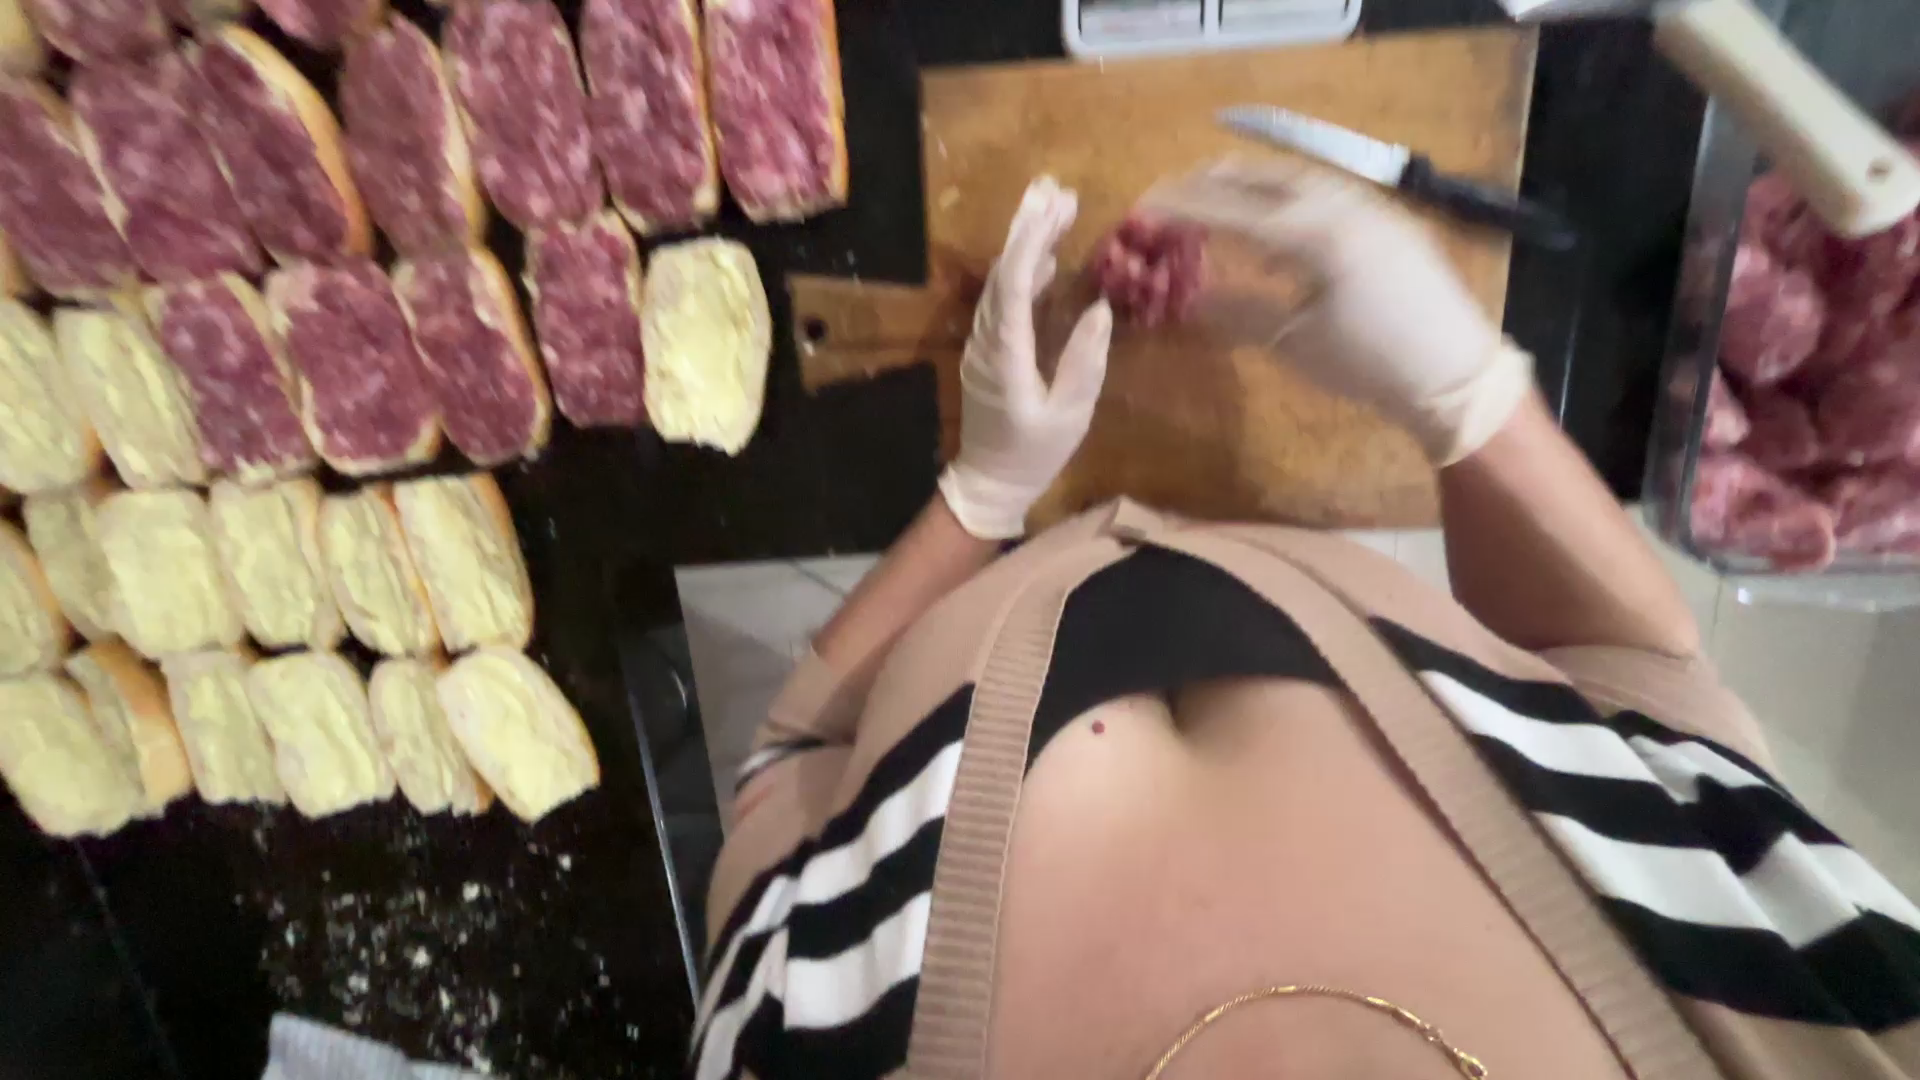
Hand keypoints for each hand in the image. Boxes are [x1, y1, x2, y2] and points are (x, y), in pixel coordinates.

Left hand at [937, 177, 1113, 539]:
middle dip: (1027, 230)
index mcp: (1006, 356)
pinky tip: (1045, 264)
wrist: (988, 483)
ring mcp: (981, 348)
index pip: (1013, 287)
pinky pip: (1001, 305)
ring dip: (1024, 248)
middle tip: (1054, 189)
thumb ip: (1084, 361)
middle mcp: (986, 343)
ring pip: (998, 287)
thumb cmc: (1033, 455)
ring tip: (1054, 211)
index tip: (1055, 207)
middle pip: (1002, 275)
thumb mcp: (1069, 415)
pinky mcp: (986, 355)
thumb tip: (1099, 311)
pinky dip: (1021, 277)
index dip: (1032, 243)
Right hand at [1143, 160, 1532, 464]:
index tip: (1145, 206)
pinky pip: (1323, 193)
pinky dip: (1283, 197)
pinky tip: (1272, 220)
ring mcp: (1368, 207)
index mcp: (1314, 236)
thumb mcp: (1294, 342)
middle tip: (1172, 191)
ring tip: (1213, 195)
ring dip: (1248, 183)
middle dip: (1212, 181)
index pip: (1232, 211)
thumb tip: (1189, 300)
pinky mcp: (1384, 220)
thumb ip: (1238, 313)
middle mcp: (1341, 206)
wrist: (1454, 373)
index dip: (1183, 208)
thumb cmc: (1368, 364)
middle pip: (1263, 177)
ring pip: (1296, 178)